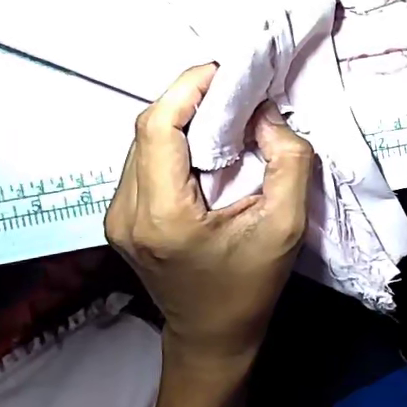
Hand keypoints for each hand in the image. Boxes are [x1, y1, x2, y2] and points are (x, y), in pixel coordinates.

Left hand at [104, 65, 315, 368]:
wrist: (213, 335)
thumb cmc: (251, 286)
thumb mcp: (286, 225)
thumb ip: (288, 163)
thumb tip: (265, 114)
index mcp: (161, 216)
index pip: (157, 128)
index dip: (189, 88)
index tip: (228, 71)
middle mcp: (126, 212)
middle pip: (149, 129)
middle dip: (192, 98)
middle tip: (237, 88)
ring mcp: (119, 215)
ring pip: (145, 140)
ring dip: (185, 117)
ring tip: (229, 112)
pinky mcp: (125, 216)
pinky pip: (148, 158)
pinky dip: (178, 138)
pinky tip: (211, 143)